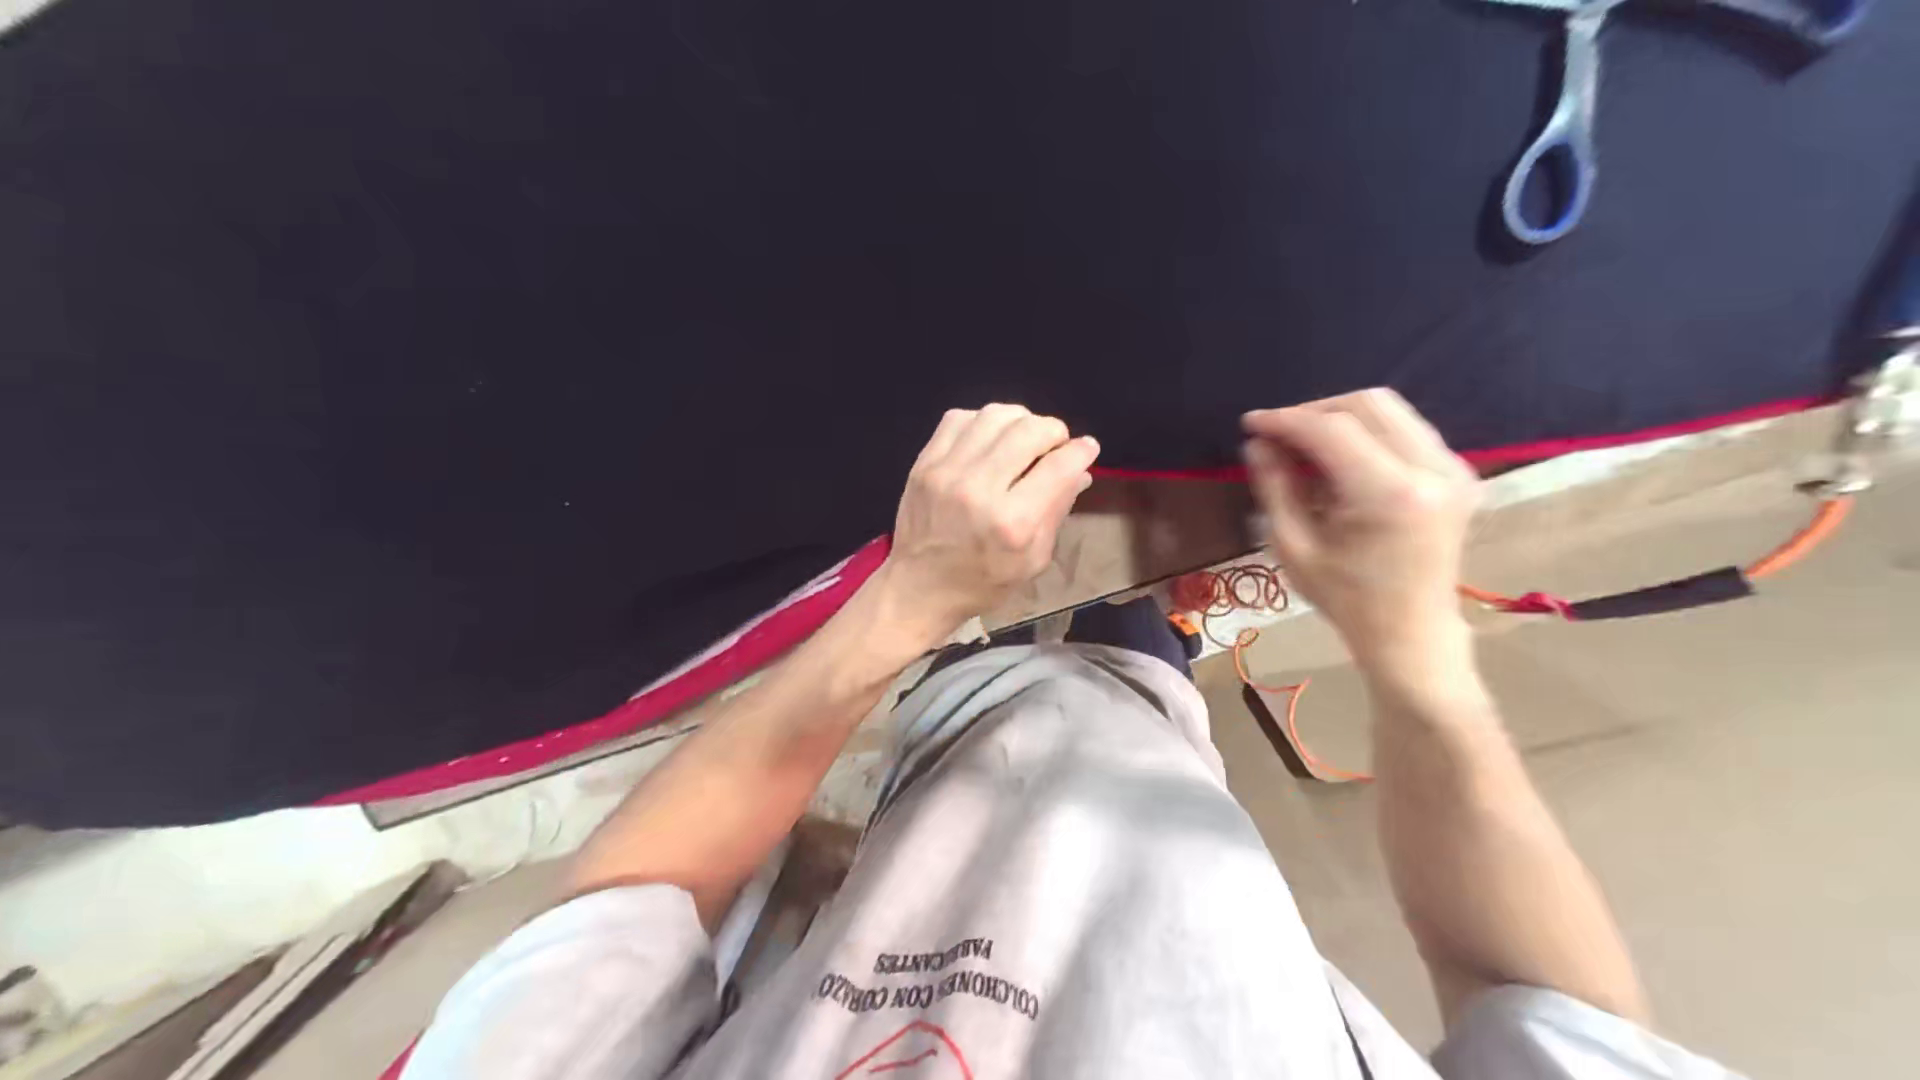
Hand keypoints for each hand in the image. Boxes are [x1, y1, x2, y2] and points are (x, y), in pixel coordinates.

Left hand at [880, 404, 1099, 638]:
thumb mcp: (1033, 561)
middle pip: (1029, 430)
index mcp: (1012, 523)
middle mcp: (979, 489)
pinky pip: (959, 418)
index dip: (1081, 451)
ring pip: (995, 416)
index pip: (1059, 467)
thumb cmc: (982, 581)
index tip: (1087, 448)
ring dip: (1020, 420)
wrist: (919, 587)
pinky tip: (989, 438)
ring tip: (1024, 437)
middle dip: (1054, 431)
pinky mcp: (924, 463)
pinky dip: (983, 421)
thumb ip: (1057, 511)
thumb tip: (1080, 469)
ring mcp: (946, 471)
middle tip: (1055, 445)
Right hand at [1241, 388, 1478, 668]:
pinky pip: (1405, 429)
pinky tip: (1337, 457)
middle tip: (1276, 433)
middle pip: (1367, 404)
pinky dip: (1365, 432)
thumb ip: (1275, 487)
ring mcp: (1454, 468)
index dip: (1286, 420)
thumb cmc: (1345, 598)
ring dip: (1339, 418)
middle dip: (1313, 411)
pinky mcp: (1458, 472)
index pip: (1332, 430)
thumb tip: (1258, 444)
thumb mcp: (1294, 546)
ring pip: (1389, 409)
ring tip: (1302, 442)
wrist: (1411, 631)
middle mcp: (1432, 470)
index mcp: (1390, 495)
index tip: (1250, 423)